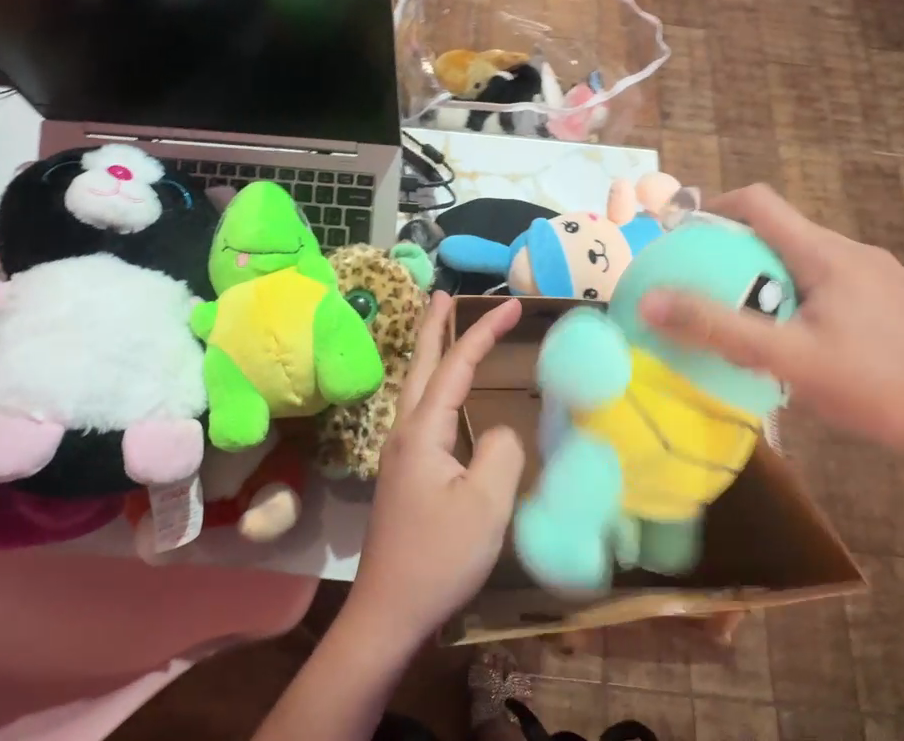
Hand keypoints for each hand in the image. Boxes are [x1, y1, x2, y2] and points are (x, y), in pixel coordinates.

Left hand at [349, 293, 525, 644]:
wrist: (390, 610)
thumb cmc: (440, 557)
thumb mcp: (486, 504)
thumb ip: (500, 453)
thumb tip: (497, 432)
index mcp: (422, 431)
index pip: (457, 366)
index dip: (484, 332)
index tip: (513, 306)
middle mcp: (404, 433)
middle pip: (422, 366)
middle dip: (436, 327)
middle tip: (446, 294)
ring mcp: (400, 455)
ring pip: (417, 388)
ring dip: (431, 353)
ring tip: (444, 329)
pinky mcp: (404, 476)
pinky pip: (420, 411)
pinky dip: (433, 385)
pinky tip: (442, 397)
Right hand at [638, 184, 903, 453]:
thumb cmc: (885, 385)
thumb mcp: (791, 360)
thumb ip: (719, 330)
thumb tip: (650, 300)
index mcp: (826, 254)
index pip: (758, 202)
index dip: (712, 209)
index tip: (682, 241)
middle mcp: (856, 254)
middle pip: (781, 238)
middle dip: (738, 262)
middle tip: (713, 304)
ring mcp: (887, 280)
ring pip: (812, 269)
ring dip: (774, 289)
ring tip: (759, 337)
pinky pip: (841, 293)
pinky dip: (809, 308)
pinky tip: (816, 358)